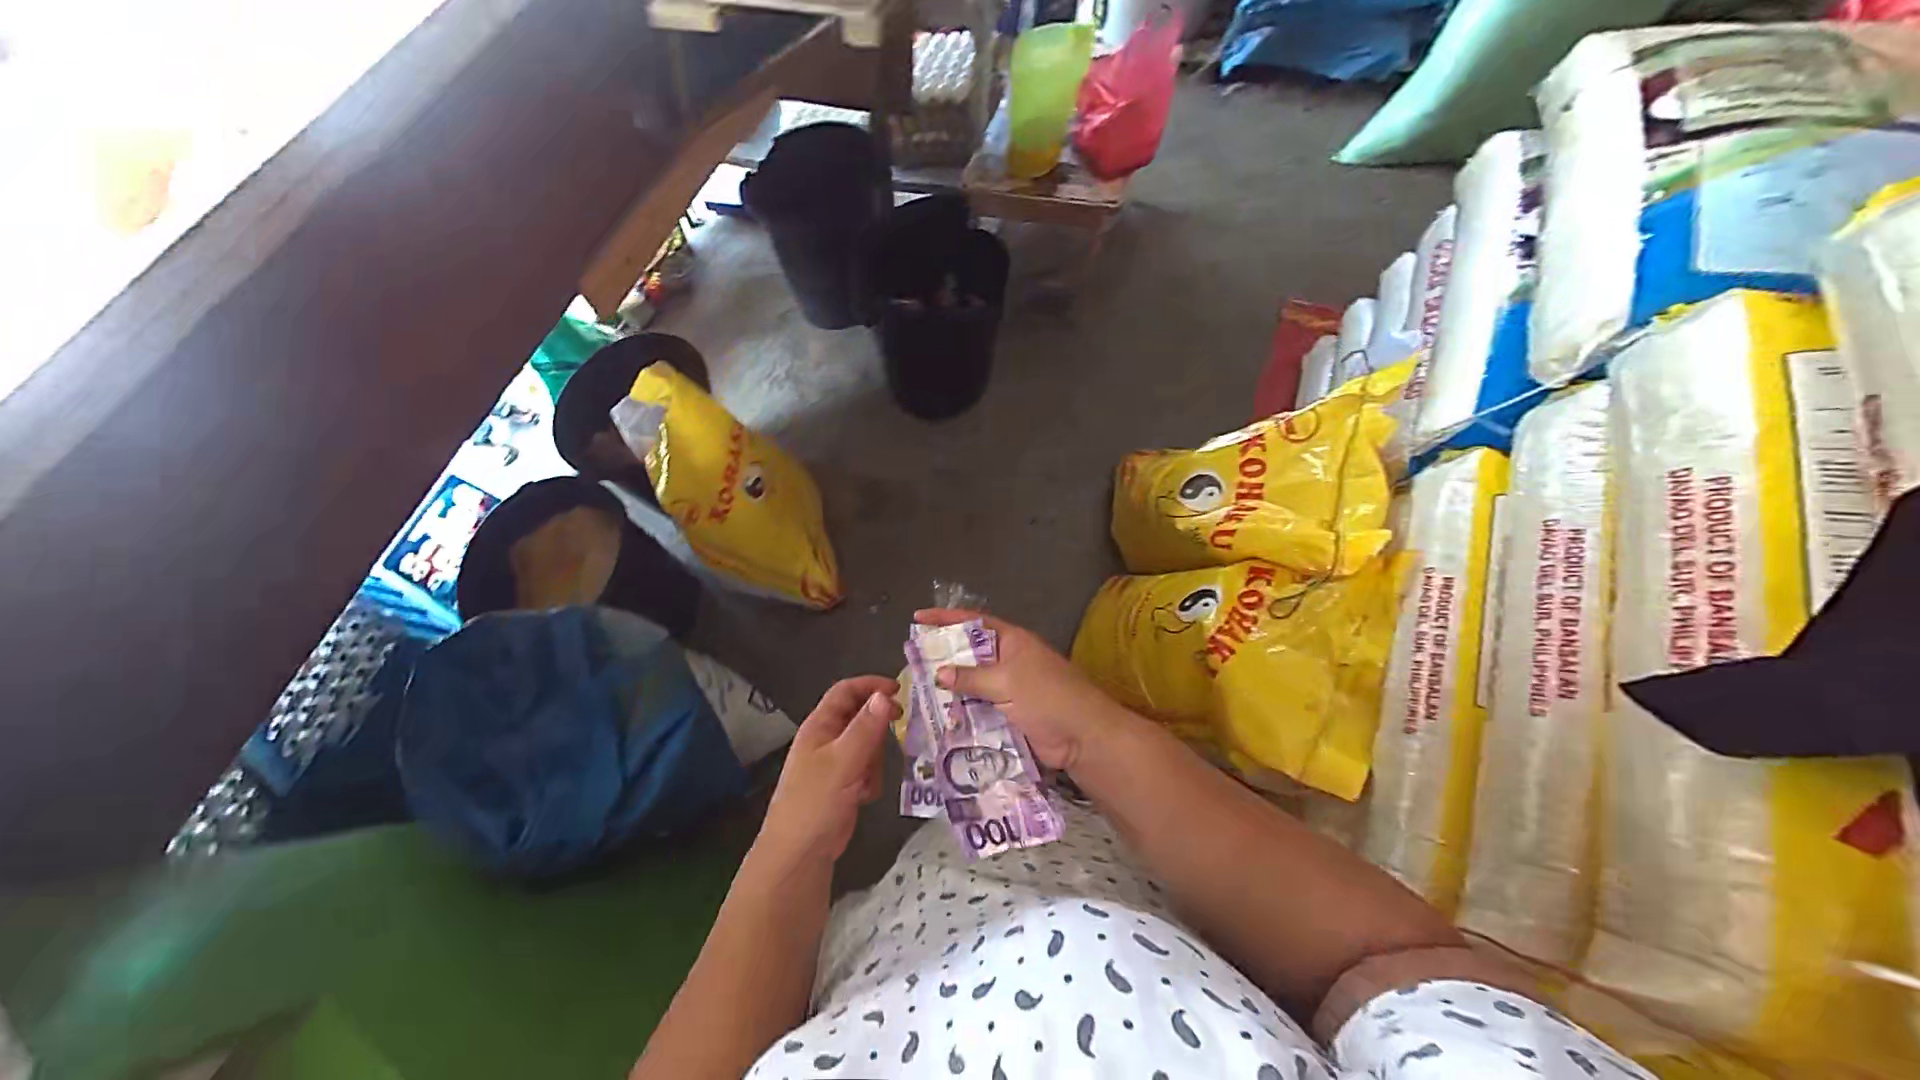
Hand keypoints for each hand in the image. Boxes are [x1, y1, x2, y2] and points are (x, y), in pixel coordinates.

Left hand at [754, 675, 900, 870]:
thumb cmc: (815, 802)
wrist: (800, 855)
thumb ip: (866, 728)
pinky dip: (871, 780)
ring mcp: (836, 764)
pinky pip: (868, 770)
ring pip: (868, 745)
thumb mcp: (843, 761)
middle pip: (861, 717)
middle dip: (877, 728)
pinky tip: (864, 796)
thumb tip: (885, 695)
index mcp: (819, 726)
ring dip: (875, 758)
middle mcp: (827, 740)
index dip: (871, 685)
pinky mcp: (845, 785)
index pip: (846, 691)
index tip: (900, 690)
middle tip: (896, 733)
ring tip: (867, 779)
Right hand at [914, 609, 1122, 772]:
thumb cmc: (1048, 697)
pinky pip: (979, 709)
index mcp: (1012, 642)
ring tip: (918, 692)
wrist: (1082, 737)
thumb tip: (940, 672)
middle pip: (970, 654)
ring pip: (972, 684)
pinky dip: (962, 712)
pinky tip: (939, 718)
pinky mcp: (1009, 715)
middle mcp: (1009, 661)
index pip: (974, 622)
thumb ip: (971, 677)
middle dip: (944, 657)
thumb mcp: (1007, 681)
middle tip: (912, 661)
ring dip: (950, 689)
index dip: (946, 619)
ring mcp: (1010, 689)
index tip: (918, 619)